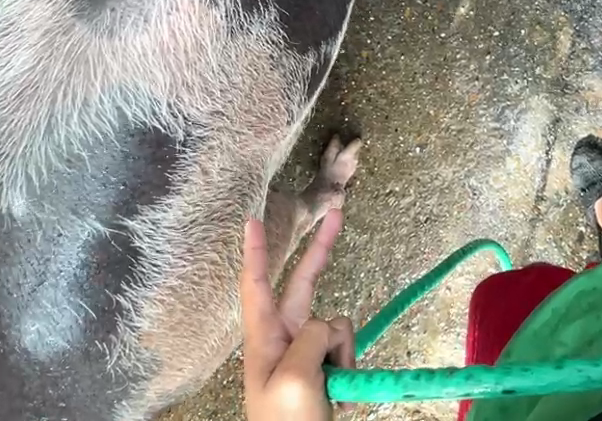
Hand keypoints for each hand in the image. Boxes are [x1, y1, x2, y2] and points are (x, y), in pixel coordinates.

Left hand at [243, 211, 353, 420]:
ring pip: (335, 323)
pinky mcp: (325, 370)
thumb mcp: (293, 377)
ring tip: (333, 384)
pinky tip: (342, 389)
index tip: (250, 221)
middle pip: (304, 283)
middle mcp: (283, 341)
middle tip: (338, 212)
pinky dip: (350, 363)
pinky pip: (346, 346)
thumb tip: (329, 326)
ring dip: (342, 347)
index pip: (256, 285)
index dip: (255, 252)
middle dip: (321, 249)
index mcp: (263, 340)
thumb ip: (312, 334)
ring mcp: (305, 356)